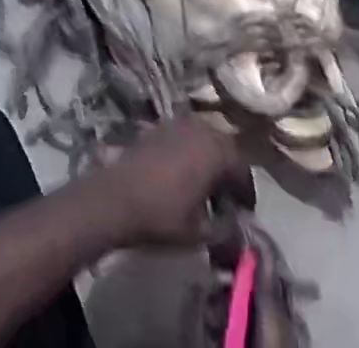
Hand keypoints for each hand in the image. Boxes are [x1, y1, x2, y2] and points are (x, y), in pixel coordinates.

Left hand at [94, 118, 245, 247]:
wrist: (112, 199)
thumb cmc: (160, 215)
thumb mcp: (197, 233)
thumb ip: (224, 230)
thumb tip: (237, 229)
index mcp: (217, 151)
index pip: (242, 169)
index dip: (246, 191)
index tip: (245, 210)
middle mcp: (201, 129)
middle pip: (225, 147)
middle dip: (228, 171)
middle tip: (226, 196)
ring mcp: (177, 124)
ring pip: (203, 138)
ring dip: (208, 157)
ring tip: (202, 183)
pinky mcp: (156, 127)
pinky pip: (181, 137)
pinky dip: (185, 151)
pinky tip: (177, 172)